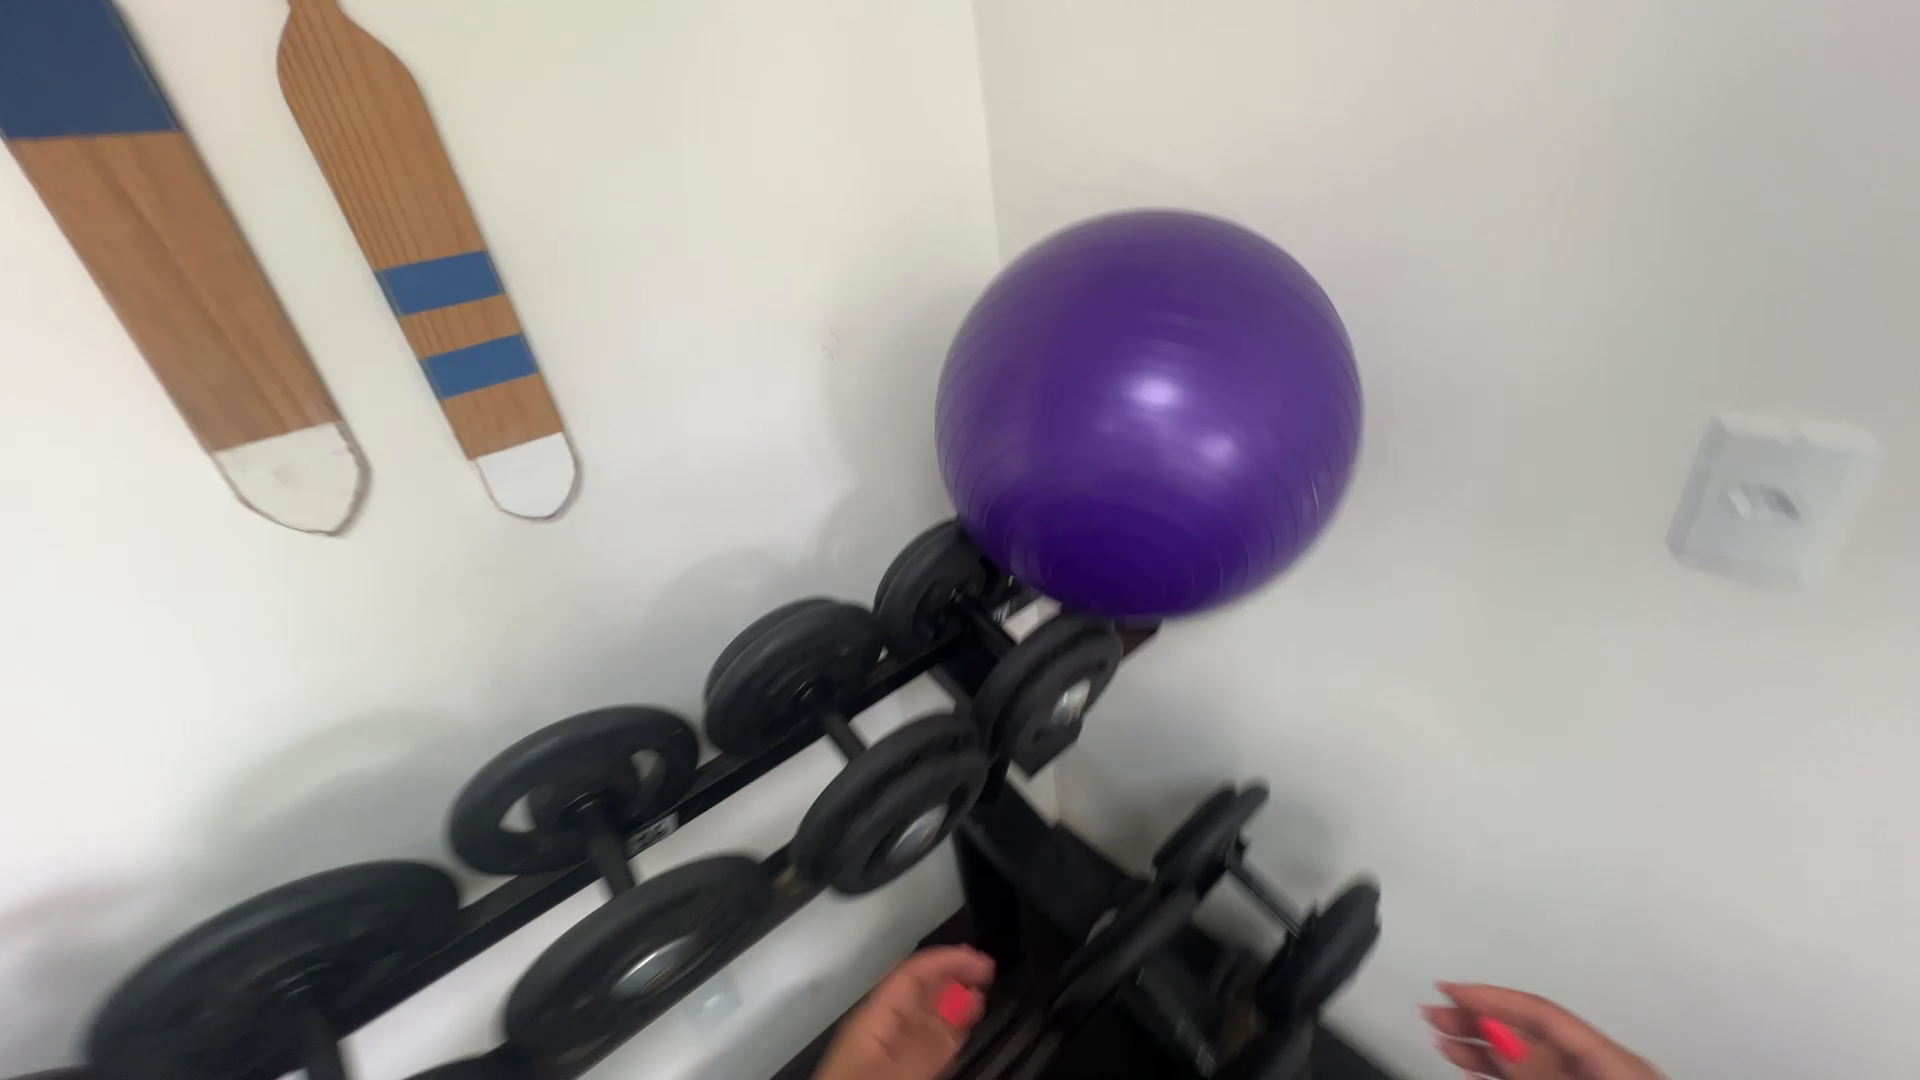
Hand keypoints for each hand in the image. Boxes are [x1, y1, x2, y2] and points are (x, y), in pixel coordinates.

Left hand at [814, 946, 995, 1079]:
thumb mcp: (893, 1072)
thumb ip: (928, 1040)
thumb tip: (964, 1004)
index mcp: (871, 1018)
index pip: (912, 973)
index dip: (947, 960)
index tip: (980, 961)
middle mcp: (876, 1031)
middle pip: (917, 990)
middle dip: (951, 977)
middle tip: (985, 973)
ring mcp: (881, 1055)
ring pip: (920, 1018)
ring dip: (949, 1005)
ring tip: (977, 997)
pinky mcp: (889, 1072)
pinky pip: (918, 1045)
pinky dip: (941, 1036)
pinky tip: (955, 1037)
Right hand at [1423, 983, 1662, 1079]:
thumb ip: (1542, 1076)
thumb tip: (1497, 1031)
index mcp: (1619, 1068)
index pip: (1547, 1016)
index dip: (1494, 998)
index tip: (1446, 991)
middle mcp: (1610, 1076)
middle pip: (1537, 1036)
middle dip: (1482, 1023)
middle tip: (1431, 1016)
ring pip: (1533, 1062)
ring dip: (1485, 1051)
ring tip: (1443, 1043)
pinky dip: (1504, 1076)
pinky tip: (1474, 1073)